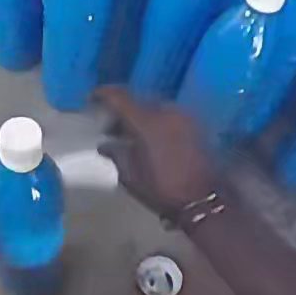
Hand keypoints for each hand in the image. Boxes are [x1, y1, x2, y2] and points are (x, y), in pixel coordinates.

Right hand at [94, 86, 219, 218]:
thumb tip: (105, 144)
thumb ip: (116, 155)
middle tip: (111, 127)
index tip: (92, 98)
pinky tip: (151, 140)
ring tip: (132, 136)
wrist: (203, 201)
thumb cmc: (162, 190)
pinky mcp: (196, 127)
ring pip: (156, 109)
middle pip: (139, 101)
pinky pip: (170, 117)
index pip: (120, 97)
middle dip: (123, 111)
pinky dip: (157, 123)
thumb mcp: (130, 176)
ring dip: (141, 117)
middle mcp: (166, 112)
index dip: (104, 94)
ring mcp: (184, 118)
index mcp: (147, 122)